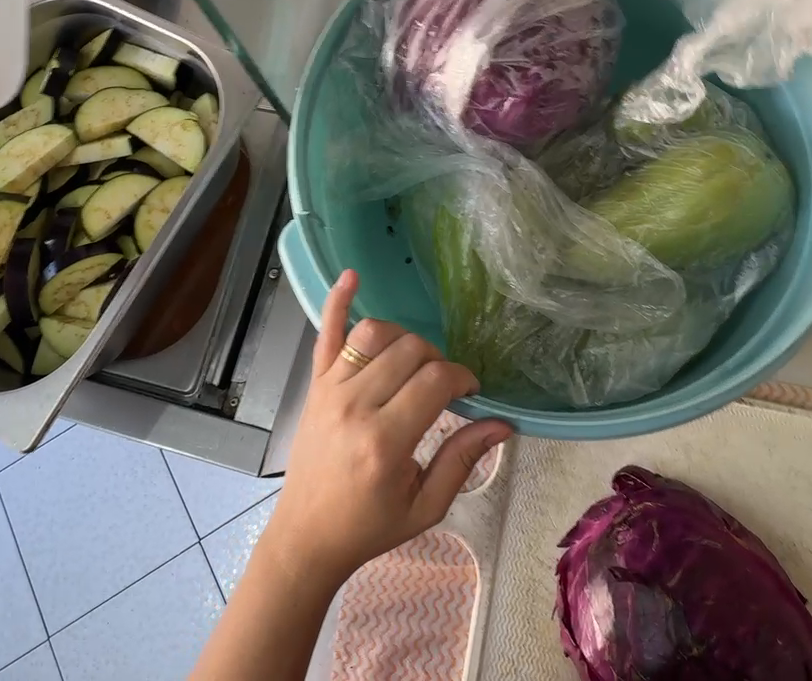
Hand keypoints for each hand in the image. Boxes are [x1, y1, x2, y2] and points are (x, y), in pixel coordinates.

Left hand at [261, 270, 512, 590]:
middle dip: (439, 360)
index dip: (463, 377)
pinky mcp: (315, 385)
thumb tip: (503, 423)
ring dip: (404, 337)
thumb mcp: (427, 506)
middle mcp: (355, 406)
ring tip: (415, 361)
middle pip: (410, 351)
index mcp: (385, 442)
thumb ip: (462, 459)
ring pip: (375, 334)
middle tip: (443, 386)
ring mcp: (330, 390)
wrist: (308, 536)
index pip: (435, 381)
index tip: (470, 392)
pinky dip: (337, 302)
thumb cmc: (369, 525)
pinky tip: (352, 276)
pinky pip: (326, 334)